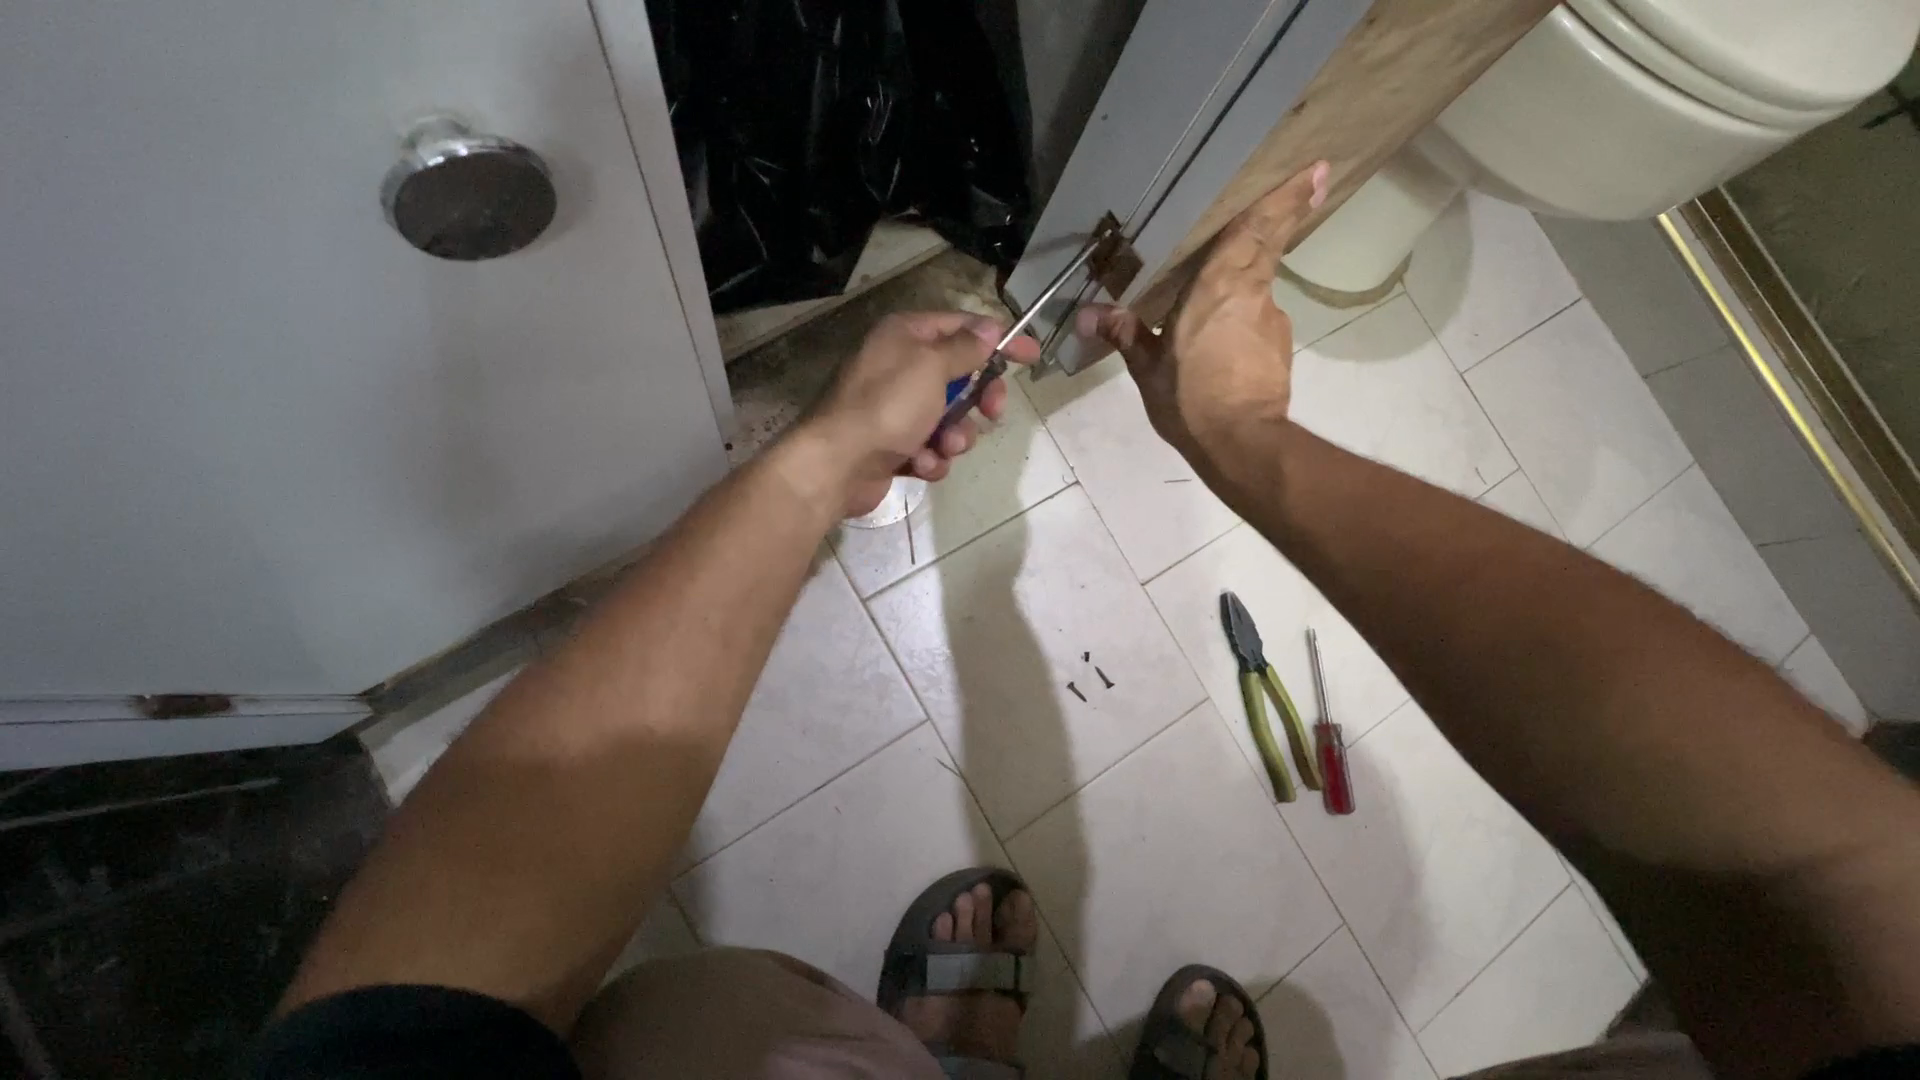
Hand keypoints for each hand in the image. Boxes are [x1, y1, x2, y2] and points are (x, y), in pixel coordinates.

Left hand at [804, 311, 1040, 516]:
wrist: (837, 465)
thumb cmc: (887, 406)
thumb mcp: (932, 366)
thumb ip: (965, 347)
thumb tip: (990, 328)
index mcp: (906, 335)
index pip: (963, 327)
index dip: (1000, 340)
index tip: (1032, 356)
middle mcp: (900, 366)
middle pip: (961, 376)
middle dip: (979, 398)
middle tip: (992, 411)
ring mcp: (896, 409)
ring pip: (950, 419)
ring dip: (955, 436)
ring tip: (943, 447)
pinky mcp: (894, 446)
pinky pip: (931, 448)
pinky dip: (932, 458)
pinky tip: (921, 465)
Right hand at [1074, 161, 1328, 458]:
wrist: (1241, 443)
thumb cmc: (1190, 399)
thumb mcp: (1148, 369)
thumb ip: (1125, 335)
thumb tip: (1091, 315)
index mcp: (1218, 287)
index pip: (1254, 230)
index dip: (1285, 198)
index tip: (1316, 170)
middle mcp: (1252, 294)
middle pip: (1268, 245)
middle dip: (1289, 214)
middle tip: (1312, 184)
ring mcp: (1272, 322)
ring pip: (1261, 288)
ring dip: (1249, 284)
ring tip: (1221, 303)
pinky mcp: (1280, 349)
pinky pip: (1260, 321)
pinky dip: (1245, 321)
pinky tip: (1226, 344)